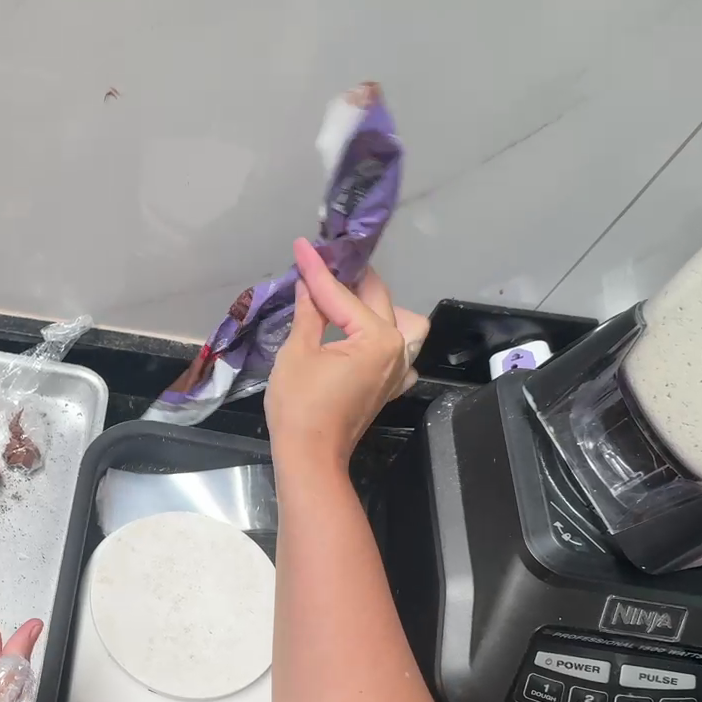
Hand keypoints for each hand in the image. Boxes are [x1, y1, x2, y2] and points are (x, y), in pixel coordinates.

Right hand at [267, 238, 428, 465]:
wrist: (309, 456)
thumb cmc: (299, 407)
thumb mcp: (297, 353)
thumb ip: (308, 315)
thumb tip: (308, 287)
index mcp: (376, 338)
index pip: (342, 296)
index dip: (317, 271)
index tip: (304, 246)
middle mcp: (397, 350)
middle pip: (379, 301)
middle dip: (351, 281)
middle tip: (324, 266)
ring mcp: (398, 371)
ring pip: (404, 324)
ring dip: (381, 308)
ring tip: (351, 303)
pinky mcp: (389, 387)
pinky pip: (402, 353)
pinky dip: (387, 340)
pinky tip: (364, 340)